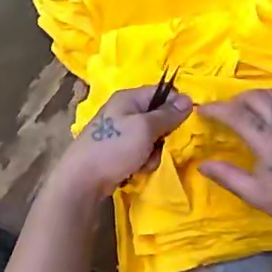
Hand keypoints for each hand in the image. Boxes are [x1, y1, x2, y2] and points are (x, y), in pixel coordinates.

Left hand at [50, 85, 193, 201]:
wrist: (83, 179)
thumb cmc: (115, 148)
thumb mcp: (145, 128)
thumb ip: (167, 115)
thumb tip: (188, 99)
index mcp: (128, 98)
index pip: (161, 91)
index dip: (175, 103)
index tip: (186, 119)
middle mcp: (124, 111)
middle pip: (157, 116)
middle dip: (163, 134)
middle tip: (158, 143)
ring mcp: (120, 132)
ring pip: (151, 138)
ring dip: (153, 152)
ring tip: (143, 161)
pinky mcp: (118, 150)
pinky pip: (141, 151)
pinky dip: (142, 161)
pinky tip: (136, 169)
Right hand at [197, 89, 271, 235]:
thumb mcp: (255, 195)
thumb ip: (228, 176)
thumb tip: (202, 164)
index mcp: (270, 143)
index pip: (238, 115)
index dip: (217, 109)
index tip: (201, 110)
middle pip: (255, 97)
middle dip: (233, 99)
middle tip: (220, 111)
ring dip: (252, 96)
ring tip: (239, 108)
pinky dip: (269, 99)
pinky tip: (263, 112)